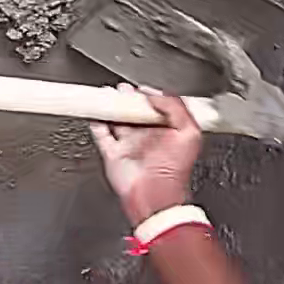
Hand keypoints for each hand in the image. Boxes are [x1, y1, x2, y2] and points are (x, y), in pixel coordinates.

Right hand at [89, 86, 202, 224]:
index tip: (140, 87)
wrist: (155, 197)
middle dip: (126, 98)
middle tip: (121, 88)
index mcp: (166, 131)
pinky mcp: (112, 153)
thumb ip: (175, 107)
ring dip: (110, 106)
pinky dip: (96, 121)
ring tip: (105, 94)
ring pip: (116, 119)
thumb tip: (154, 93)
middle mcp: (146, 136)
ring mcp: (128, 144)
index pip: (155, 107)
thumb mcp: (189, 133)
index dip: (148, 95)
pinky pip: (101, 133)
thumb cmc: (175, 171)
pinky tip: (94, 111)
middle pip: (133, 111)